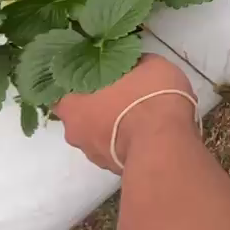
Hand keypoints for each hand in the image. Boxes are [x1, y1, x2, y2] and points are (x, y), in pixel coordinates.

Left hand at [53, 54, 198, 173]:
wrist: (165, 142)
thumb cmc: (150, 98)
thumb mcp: (152, 65)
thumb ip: (137, 63)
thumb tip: (133, 62)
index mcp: (73, 104)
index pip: (63, 93)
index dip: (80, 85)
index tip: (97, 80)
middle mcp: (74, 132)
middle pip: (82, 116)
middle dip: (99, 108)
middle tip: (123, 97)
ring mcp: (93, 153)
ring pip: (99, 135)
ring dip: (114, 127)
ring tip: (141, 118)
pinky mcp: (113, 167)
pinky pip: (116, 149)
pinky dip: (127, 141)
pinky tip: (148, 134)